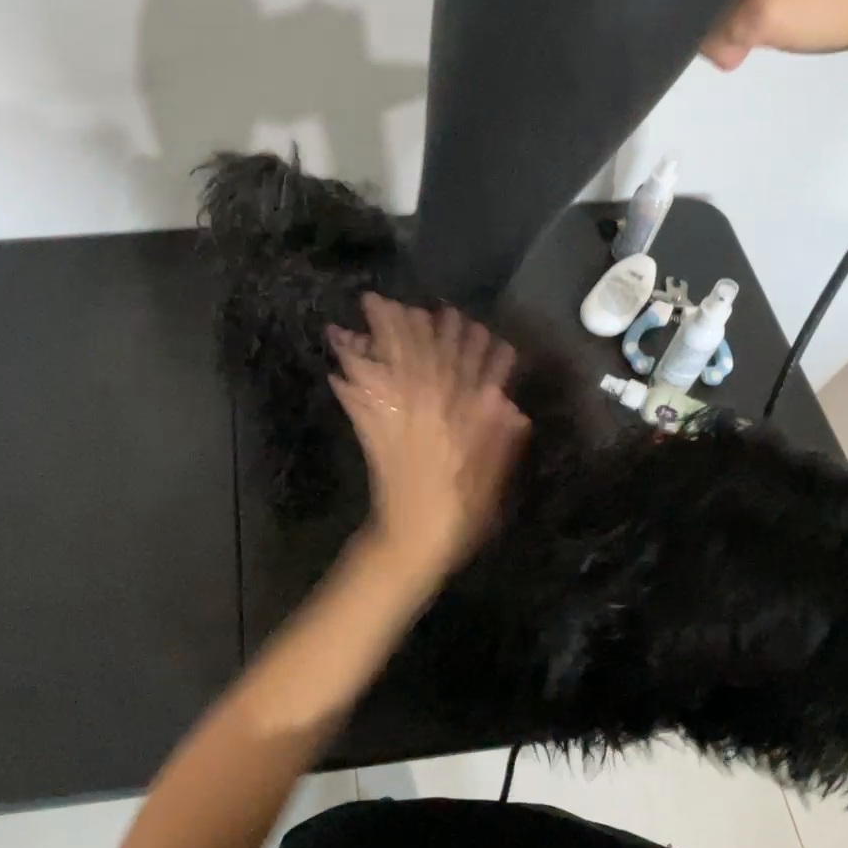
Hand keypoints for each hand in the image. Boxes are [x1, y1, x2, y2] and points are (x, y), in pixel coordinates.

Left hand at [328, 294, 529, 576]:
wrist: (409, 547)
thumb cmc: (457, 518)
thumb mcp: (488, 485)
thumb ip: (499, 445)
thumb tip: (510, 406)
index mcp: (455, 427)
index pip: (459, 376)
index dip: (458, 345)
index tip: (456, 316)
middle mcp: (423, 417)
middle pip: (417, 364)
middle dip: (408, 330)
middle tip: (395, 300)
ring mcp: (395, 425)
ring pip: (387, 374)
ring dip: (377, 343)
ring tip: (367, 313)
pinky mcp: (373, 439)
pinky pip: (360, 405)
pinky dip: (349, 383)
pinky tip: (337, 364)